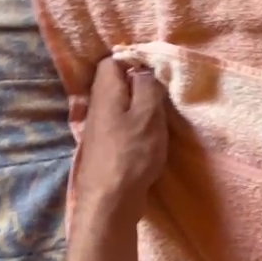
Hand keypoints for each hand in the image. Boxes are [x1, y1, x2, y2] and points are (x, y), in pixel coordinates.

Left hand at [74, 56, 168, 210]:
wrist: (110, 200)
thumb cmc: (132, 153)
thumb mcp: (148, 115)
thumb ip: (147, 86)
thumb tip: (144, 68)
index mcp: (106, 92)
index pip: (112, 60)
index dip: (134, 59)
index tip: (158, 69)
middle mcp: (97, 106)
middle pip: (115, 81)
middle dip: (139, 82)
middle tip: (164, 90)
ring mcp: (100, 127)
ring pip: (120, 103)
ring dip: (139, 104)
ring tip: (161, 112)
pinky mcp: (106, 145)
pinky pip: (121, 121)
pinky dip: (136, 122)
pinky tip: (150, 133)